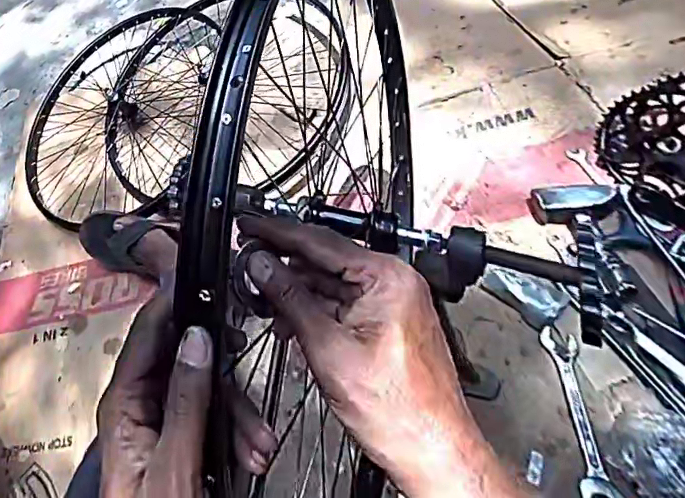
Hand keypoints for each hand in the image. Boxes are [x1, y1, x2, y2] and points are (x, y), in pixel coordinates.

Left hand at [97, 293, 277, 497]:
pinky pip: (211, 420)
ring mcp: (161, 426)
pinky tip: (252, 454)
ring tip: (258, 447)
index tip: (200, 277)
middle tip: (247, 386)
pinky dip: (235, 434)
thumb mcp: (174, 469)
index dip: (172, 302)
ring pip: (204, 391)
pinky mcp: (180, 445)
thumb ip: (186, 401)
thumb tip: (198, 337)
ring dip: (236, 415)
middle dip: (222, 378)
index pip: (147, 333)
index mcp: (125, 403)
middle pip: (184, 360)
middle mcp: (140, 406)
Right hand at [238, 217, 526, 497]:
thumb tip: (261, 264)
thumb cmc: (402, 415)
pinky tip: (288, 316)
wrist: (437, 460)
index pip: (319, 240)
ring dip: (294, 287)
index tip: (250, 224)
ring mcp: (391, 300)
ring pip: (329, 280)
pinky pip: (341, 301)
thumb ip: (289, 298)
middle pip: (323, 257)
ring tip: (261, 291)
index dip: (276, 231)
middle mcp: (393, 281)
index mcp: (387, 276)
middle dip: (282, 260)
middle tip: (248, 254)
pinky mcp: (386, 321)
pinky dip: (312, 306)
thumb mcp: (328, 348)